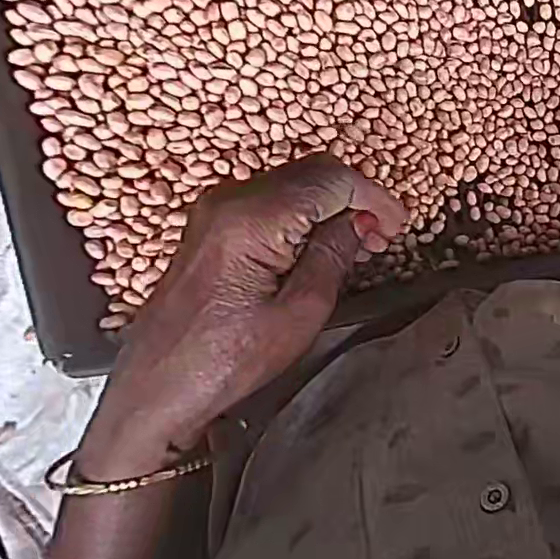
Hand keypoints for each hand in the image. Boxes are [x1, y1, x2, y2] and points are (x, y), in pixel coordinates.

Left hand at [82, 154, 405, 473]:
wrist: (159, 387)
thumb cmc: (227, 361)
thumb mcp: (301, 311)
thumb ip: (334, 255)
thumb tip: (362, 222)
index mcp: (252, 220)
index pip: (332, 180)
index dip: (375, 198)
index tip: (399, 224)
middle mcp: (229, 202)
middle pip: (314, 171)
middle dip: (359, 197)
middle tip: (385, 235)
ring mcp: (217, 211)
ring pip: (297, 182)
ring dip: (337, 204)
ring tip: (363, 244)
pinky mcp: (214, 225)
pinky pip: (276, 199)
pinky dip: (311, 212)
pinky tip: (328, 244)